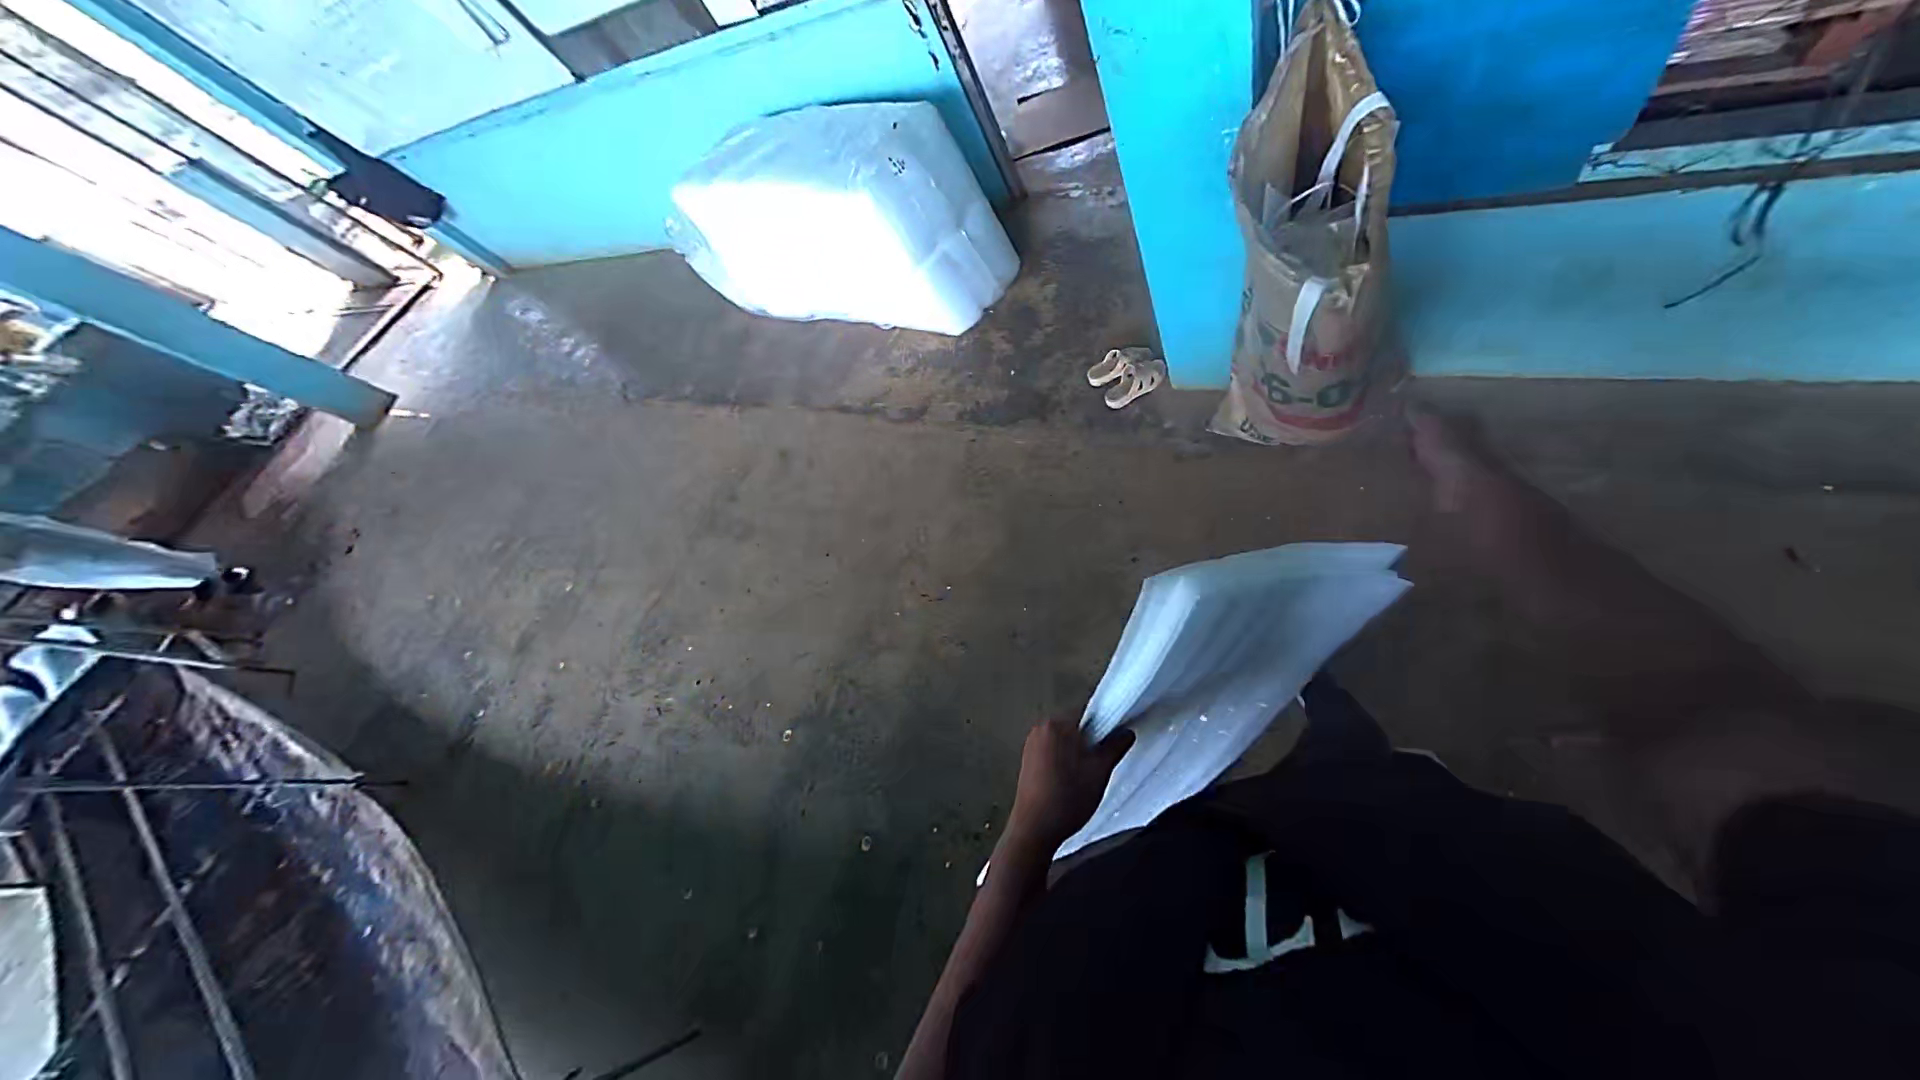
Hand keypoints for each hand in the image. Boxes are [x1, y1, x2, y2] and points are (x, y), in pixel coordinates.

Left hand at [1005, 716, 1134, 854]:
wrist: (1035, 829)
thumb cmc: (1067, 799)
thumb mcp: (1100, 771)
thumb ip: (1115, 746)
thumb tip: (1126, 732)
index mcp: (1056, 725)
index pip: (1087, 711)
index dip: (1106, 721)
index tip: (1117, 735)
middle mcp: (1040, 729)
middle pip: (1075, 725)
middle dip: (1091, 739)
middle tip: (1102, 761)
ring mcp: (1032, 744)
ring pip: (1065, 739)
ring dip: (1079, 750)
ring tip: (1087, 774)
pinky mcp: (1028, 760)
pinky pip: (1054, 750)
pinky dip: (1066, 759)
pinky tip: (1072, 780)